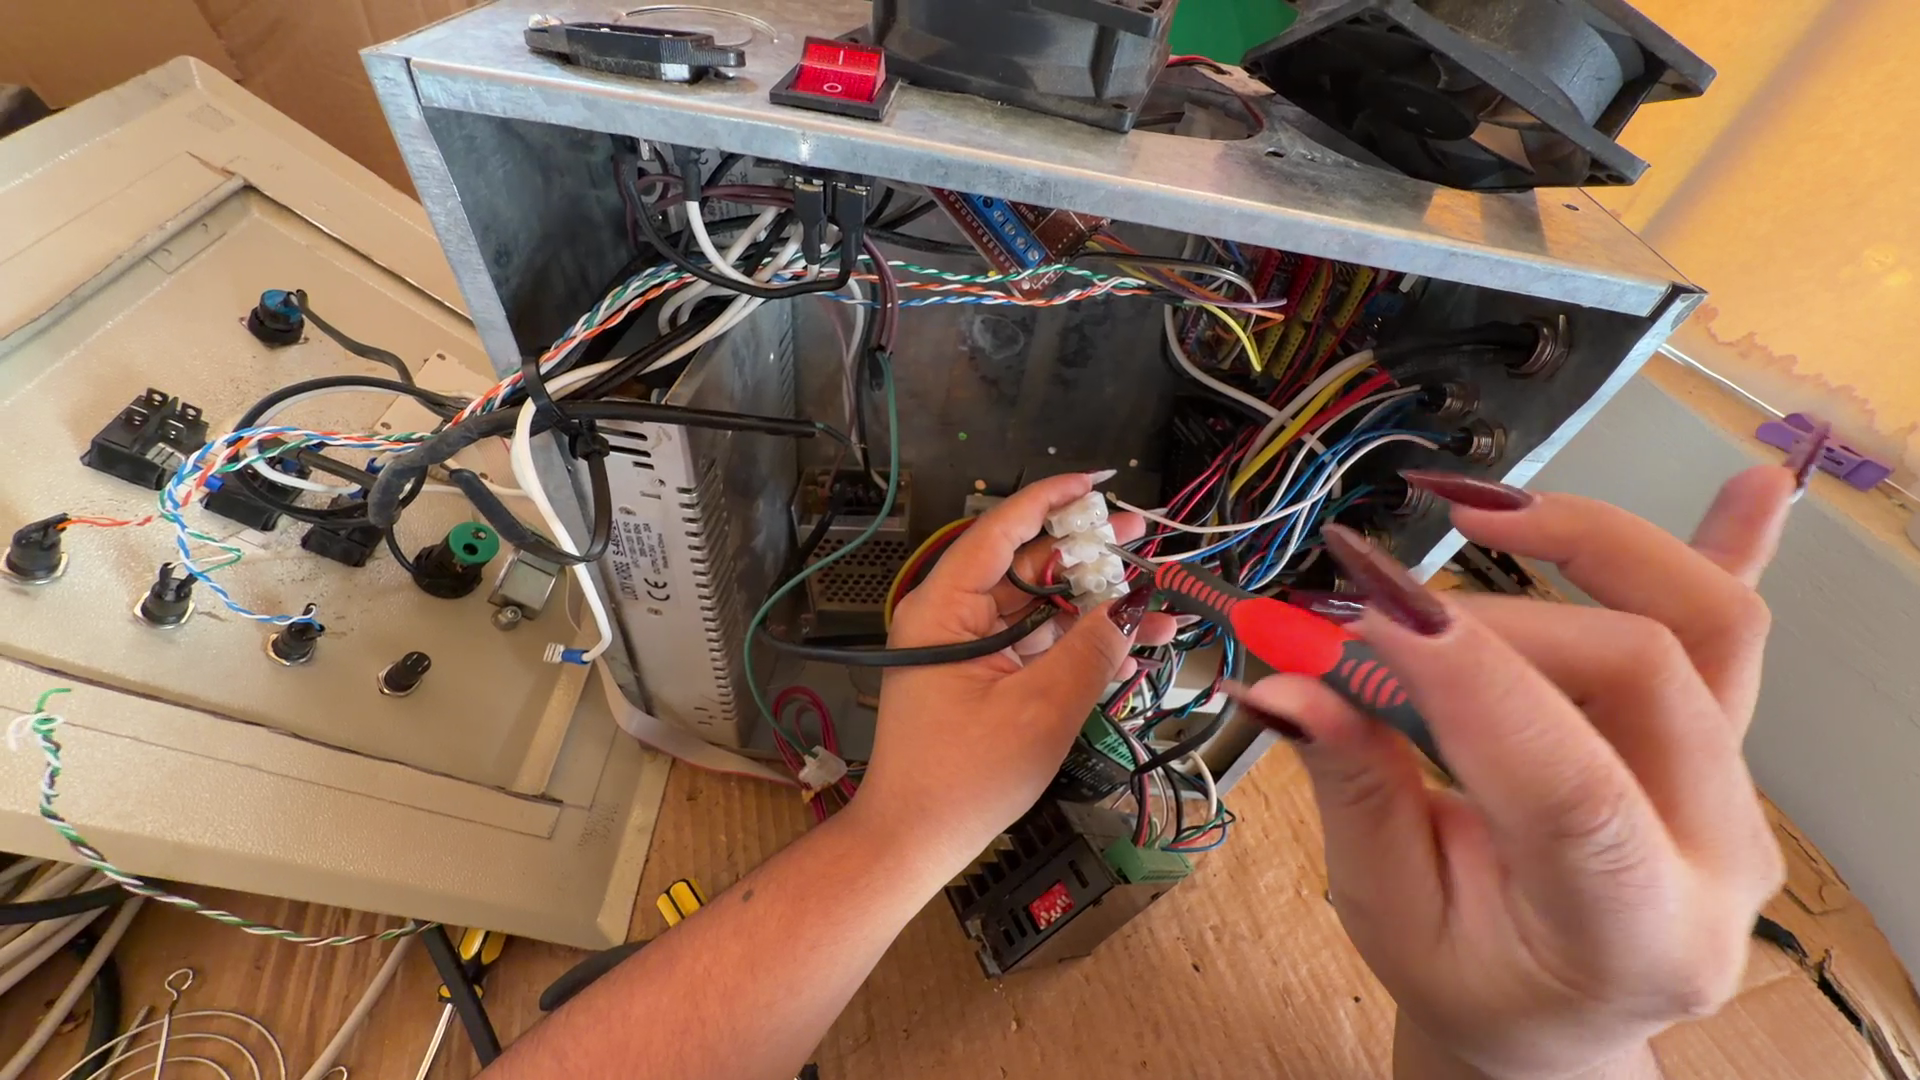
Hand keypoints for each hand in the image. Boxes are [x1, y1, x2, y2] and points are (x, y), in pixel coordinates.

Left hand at [855, 473, 1176, 869]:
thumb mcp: (1041, 709)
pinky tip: (1127, 651)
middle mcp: (952, 616)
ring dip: (1093, 609)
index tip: (1097, 482)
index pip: (1001, 530)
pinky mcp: (983, 675)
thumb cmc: (962, 777)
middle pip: (1026, 566)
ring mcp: (968, 647)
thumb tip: (1132, 607)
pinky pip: (1035, 645)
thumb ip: (1091, 650)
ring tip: (1153, 605)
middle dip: (1087, 556)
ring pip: (1038, 608)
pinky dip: (1076, 646)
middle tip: (1140, 539)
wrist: (914, 839)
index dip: (1051, 499)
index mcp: (946, 607)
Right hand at [1230, 464, 1798, 1079]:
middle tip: (1369, 600)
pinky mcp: (1713, 744)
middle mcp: (1715, 849)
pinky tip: (1754, 474)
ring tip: (1470, 509)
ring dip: (1586, 542)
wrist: (1549, 1006)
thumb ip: (1349, 785)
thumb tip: (1282, 683)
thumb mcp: (1383, 902)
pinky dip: (1733, 545)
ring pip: (1705, 624)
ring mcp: (1730, 788)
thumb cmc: (1460, 968)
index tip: (1362, 605)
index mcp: (1625, 924)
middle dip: (1488, 612)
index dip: (1463, 674)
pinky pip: (1738, 634)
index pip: (1568, 781)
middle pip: (1642, 672)